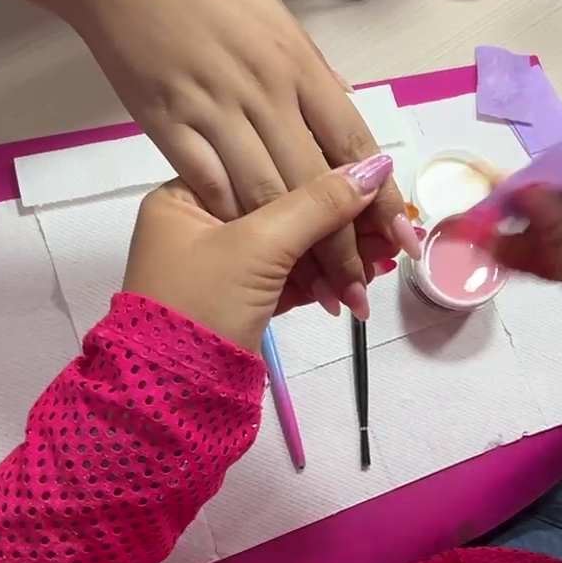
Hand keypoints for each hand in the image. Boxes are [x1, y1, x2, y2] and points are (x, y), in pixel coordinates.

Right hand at [66, 0, 418, 318]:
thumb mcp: (272, 18)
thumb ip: (307, 76)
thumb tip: (341, 115)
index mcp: (297, 62)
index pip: (353, 142)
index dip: (382, 197)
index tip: (404, 238)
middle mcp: (264, 90)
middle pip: (314, 184)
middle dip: (344, 246)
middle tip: (362, 290)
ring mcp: (213, 109)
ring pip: (266, 196)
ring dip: (297, 254)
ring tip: (324, 294)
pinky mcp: (165, 124)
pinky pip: (210, 187)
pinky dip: (237, 227)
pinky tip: (257, 259)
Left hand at [123, 155, 399, 352]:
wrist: (174, 397)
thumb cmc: (203, 306)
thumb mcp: (260, 245)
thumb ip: (319, 203)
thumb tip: (377, 165)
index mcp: (186, 196)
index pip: (268, 169)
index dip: (325, 182)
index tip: (374, 195)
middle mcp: (201, 224)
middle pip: (286, 211)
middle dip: (341, 227)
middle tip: (388, 237)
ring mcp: (221, 266)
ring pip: (293, 248)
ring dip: (340, 258)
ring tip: (381, 265)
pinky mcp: (240, 300)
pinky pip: (288, 279)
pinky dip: (322, 283)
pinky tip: (357, 288)